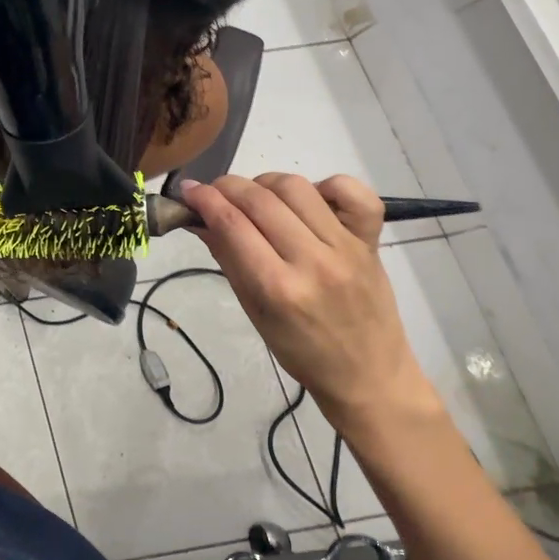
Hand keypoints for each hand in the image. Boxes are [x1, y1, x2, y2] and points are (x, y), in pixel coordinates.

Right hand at [178, 173, 437, 430]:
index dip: (203, 198)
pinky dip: (328, 185)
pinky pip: (355, 194)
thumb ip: (226, 257)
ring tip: (256, 197)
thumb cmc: (300, 350)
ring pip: (297, 188)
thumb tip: (197, 218)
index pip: (231, 222)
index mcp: (277, 287)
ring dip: (265, 183)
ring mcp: (346, 248)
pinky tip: (309, 198)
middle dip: (226, 187)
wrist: (369, 375)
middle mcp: (313, 261)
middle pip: (259, 199)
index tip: (187, 191)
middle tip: (213, 193)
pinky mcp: (371, 242)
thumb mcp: (252, 309)